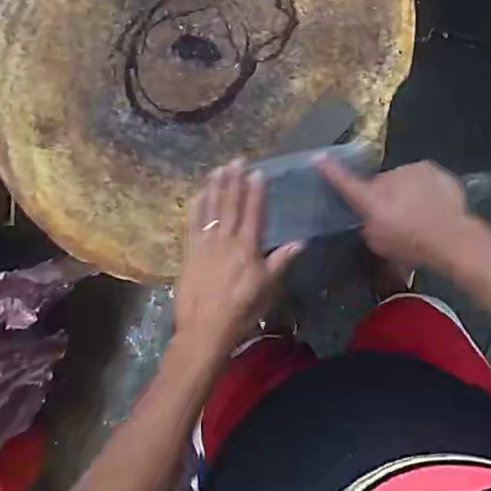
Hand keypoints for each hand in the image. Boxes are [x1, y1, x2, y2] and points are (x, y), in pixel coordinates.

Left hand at [173, 162, 301, 357]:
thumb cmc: (242, 310)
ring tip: (218, 169)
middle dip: (234, 181)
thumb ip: (281, 261)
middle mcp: (226, 240)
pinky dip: (196, 207)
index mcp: (247, 247)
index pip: (254, 212)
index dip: (256, 191)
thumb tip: (301, 240)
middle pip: (230, 205)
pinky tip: (198, 194)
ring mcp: (205, 245)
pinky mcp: (189, 254)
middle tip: (237, 160)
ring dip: (215, 187)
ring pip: (211, 210)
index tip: (258, 172)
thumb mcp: (268, 287)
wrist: (205, 330)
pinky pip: (192, 224)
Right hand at [318, 159, 472, 270]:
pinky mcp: (435, 170)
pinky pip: (425, 179)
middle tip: (398, 218)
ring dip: (408, 191)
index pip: (345, 182)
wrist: (451, 237)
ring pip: (405, 179)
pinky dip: (427, 190)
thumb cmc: (411, 244)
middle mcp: (390, 177)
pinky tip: (434, 208)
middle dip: (387, 196)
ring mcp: (414, 170)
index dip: (330, 170)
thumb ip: (369, 225)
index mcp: (372, 197)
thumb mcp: (380, 243)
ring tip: (420, 215)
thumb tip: (370, 218)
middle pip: (382, 183)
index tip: (318, 158)